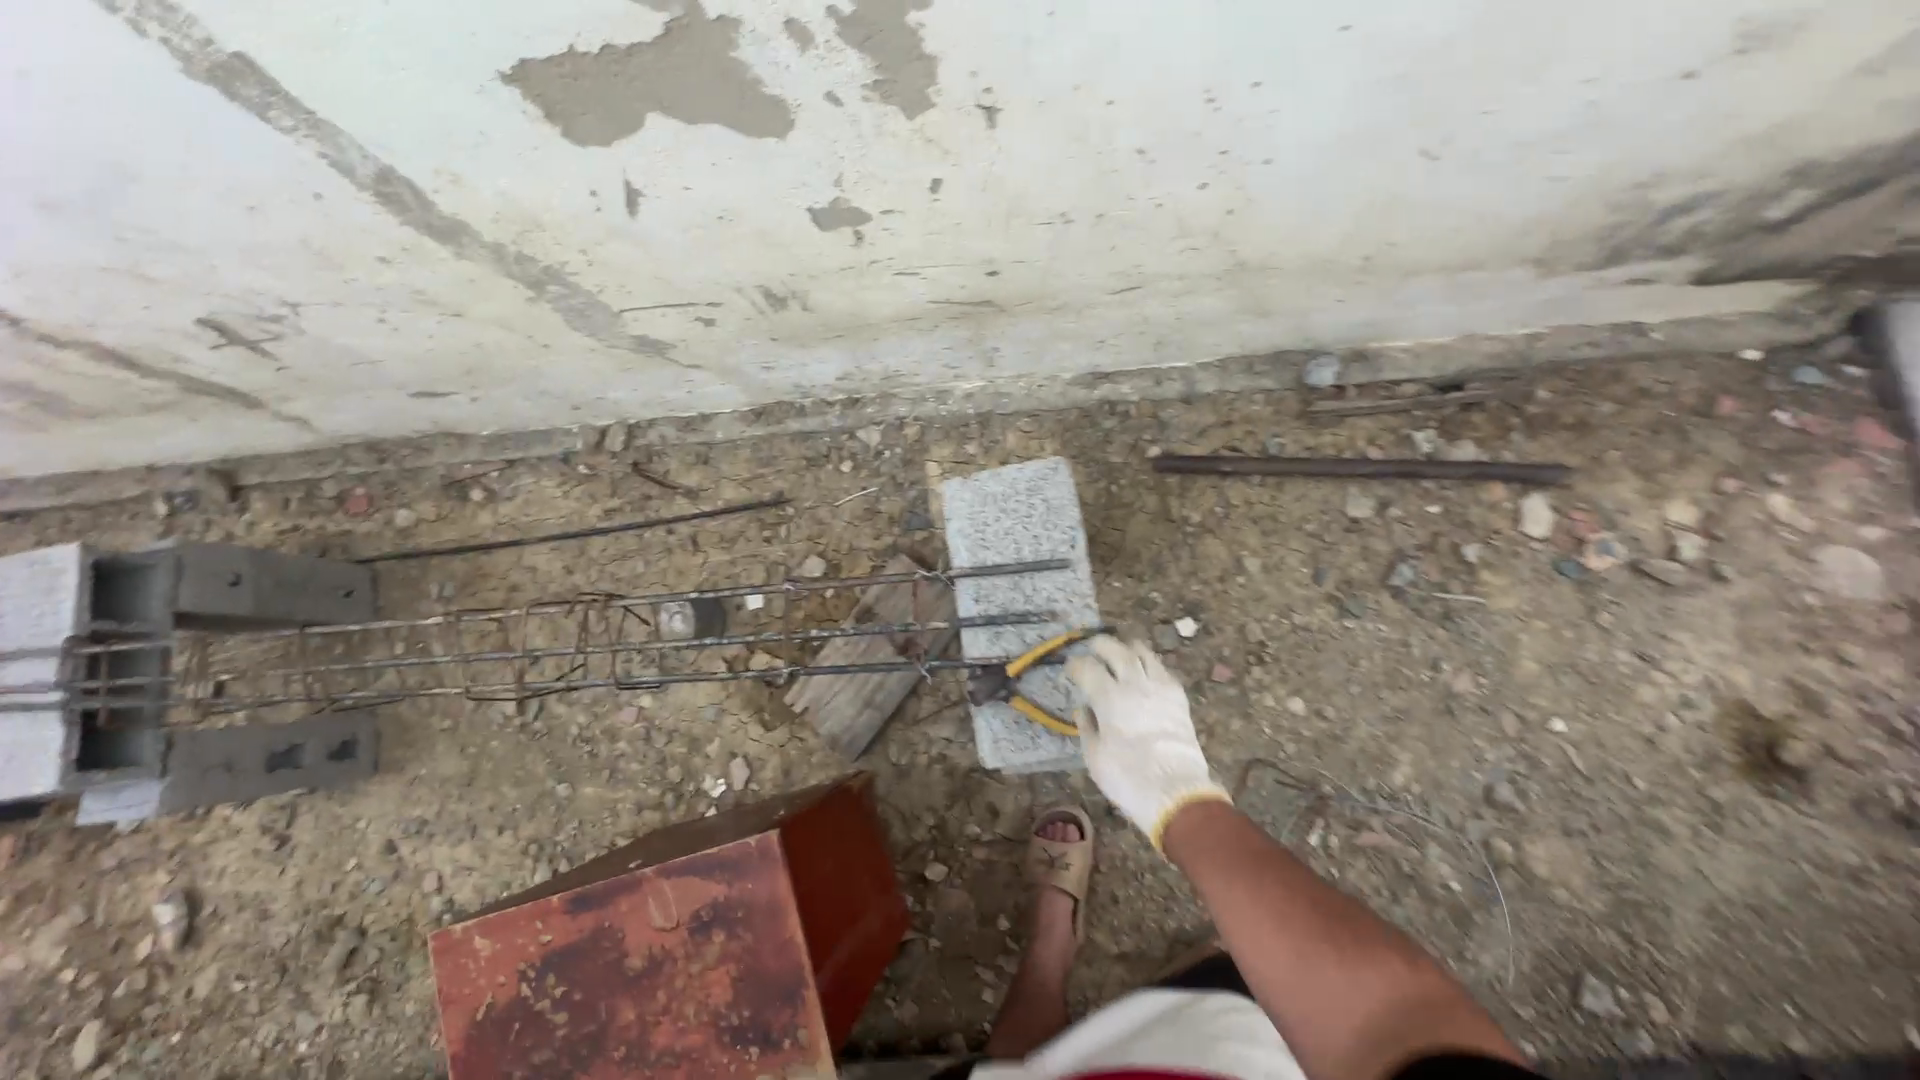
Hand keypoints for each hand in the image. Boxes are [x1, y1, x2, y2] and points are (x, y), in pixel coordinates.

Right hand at [1066, 636, 1230, 849]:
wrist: (1176, 792)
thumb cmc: (1128, 777)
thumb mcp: (1095, 756)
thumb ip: (1087, 728)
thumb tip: (1084, 709)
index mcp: (1109, 698)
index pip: (1088, 669)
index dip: (1077, 665)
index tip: (1070, 667)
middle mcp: (1135, 685)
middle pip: (1118, 652)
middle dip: (1102, 645)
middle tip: (1093, 646)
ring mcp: (1160, 689)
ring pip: (1145, 655)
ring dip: (1130, 648)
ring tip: (1122, 649)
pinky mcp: (1179, 699)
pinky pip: (1163, 670)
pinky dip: (1150, 664)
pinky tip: (1147, 670)